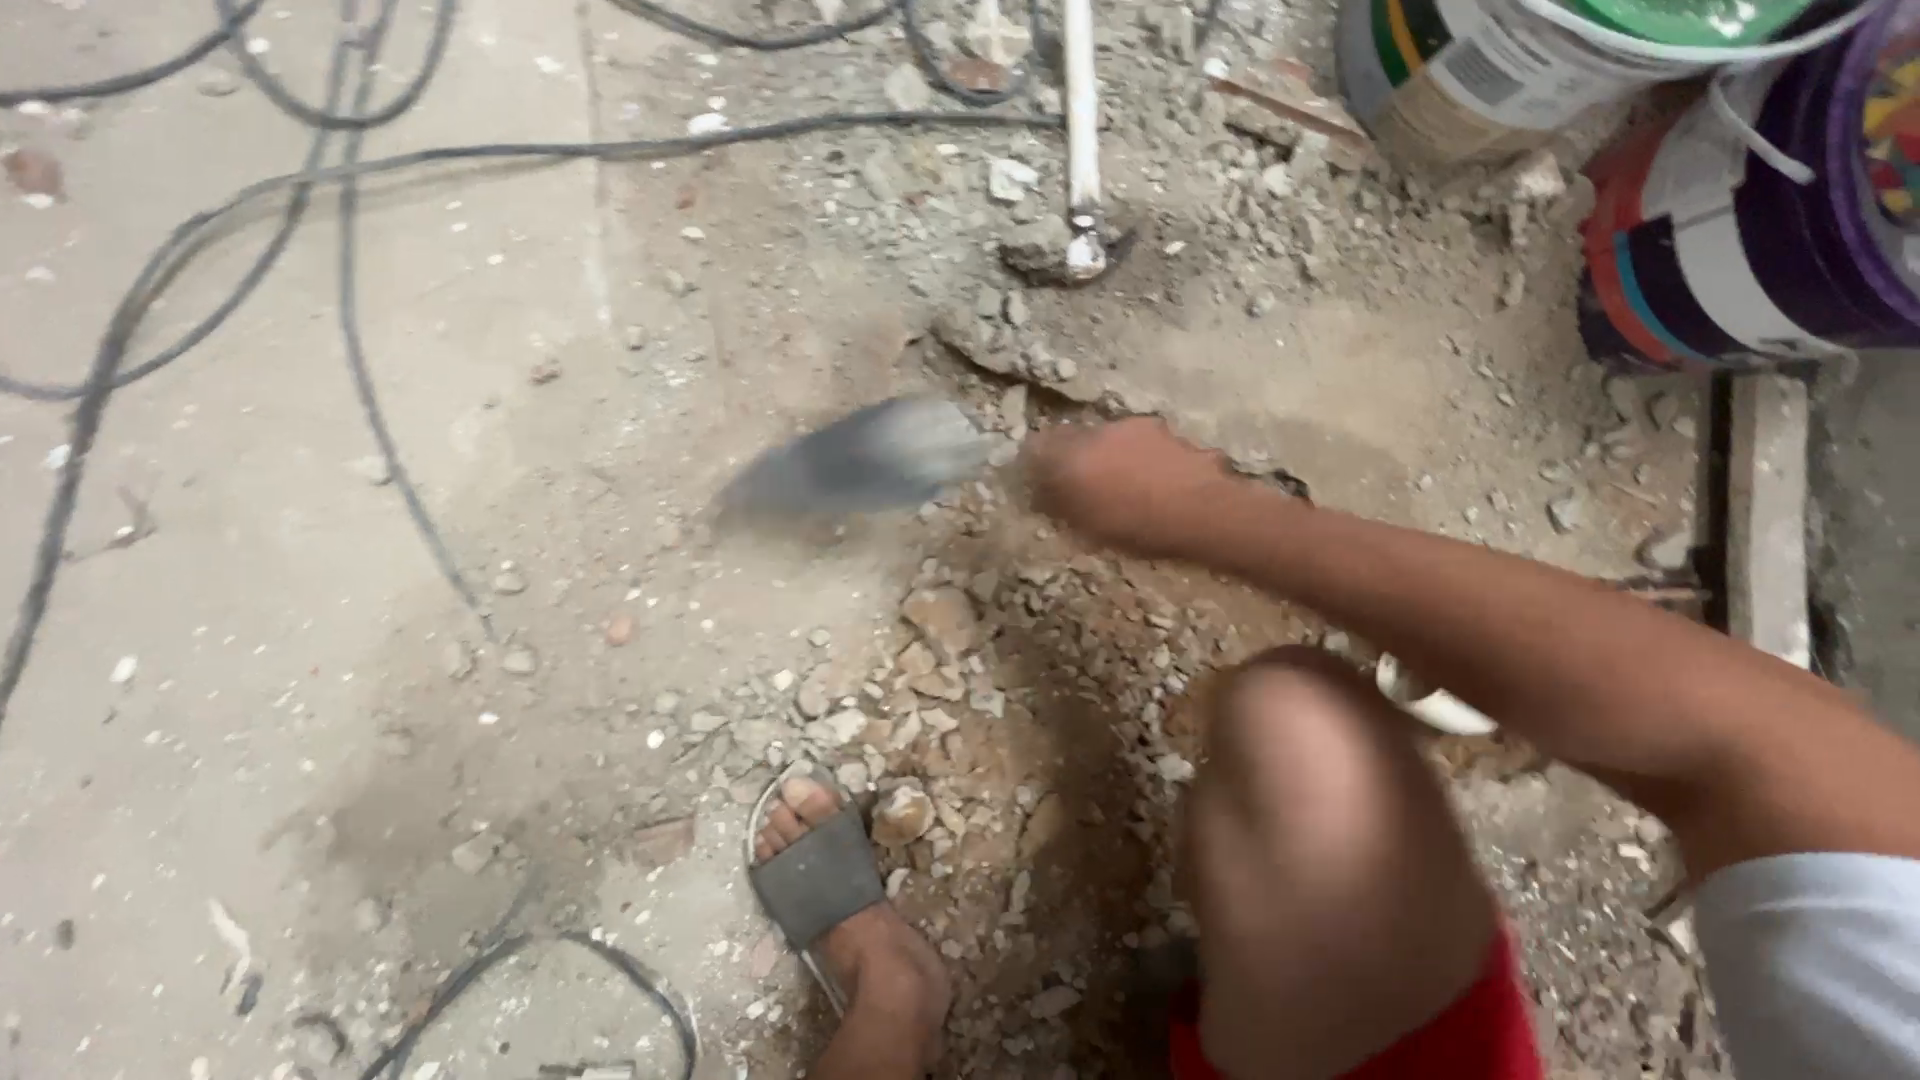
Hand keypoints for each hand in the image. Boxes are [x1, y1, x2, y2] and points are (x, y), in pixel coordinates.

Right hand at [1022, 418, 1241, 558]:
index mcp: (1073, 453)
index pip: (1039, 444)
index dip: (1036, 461)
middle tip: (1083, 486)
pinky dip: (1143, 459)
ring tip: (1127, 486)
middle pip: (1077, 437)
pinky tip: (1157, 484)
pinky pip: (1145, 444)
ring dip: (1112, 456)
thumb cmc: (1138, 526)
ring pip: (1113, 439)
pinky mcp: (1169, 433)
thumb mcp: (1087, 526)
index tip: (1040, 481)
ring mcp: (1139, 428)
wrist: (1205, 513)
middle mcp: (1101, 431)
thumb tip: (1039, 493)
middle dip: (1075, 456)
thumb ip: (1058, 504)